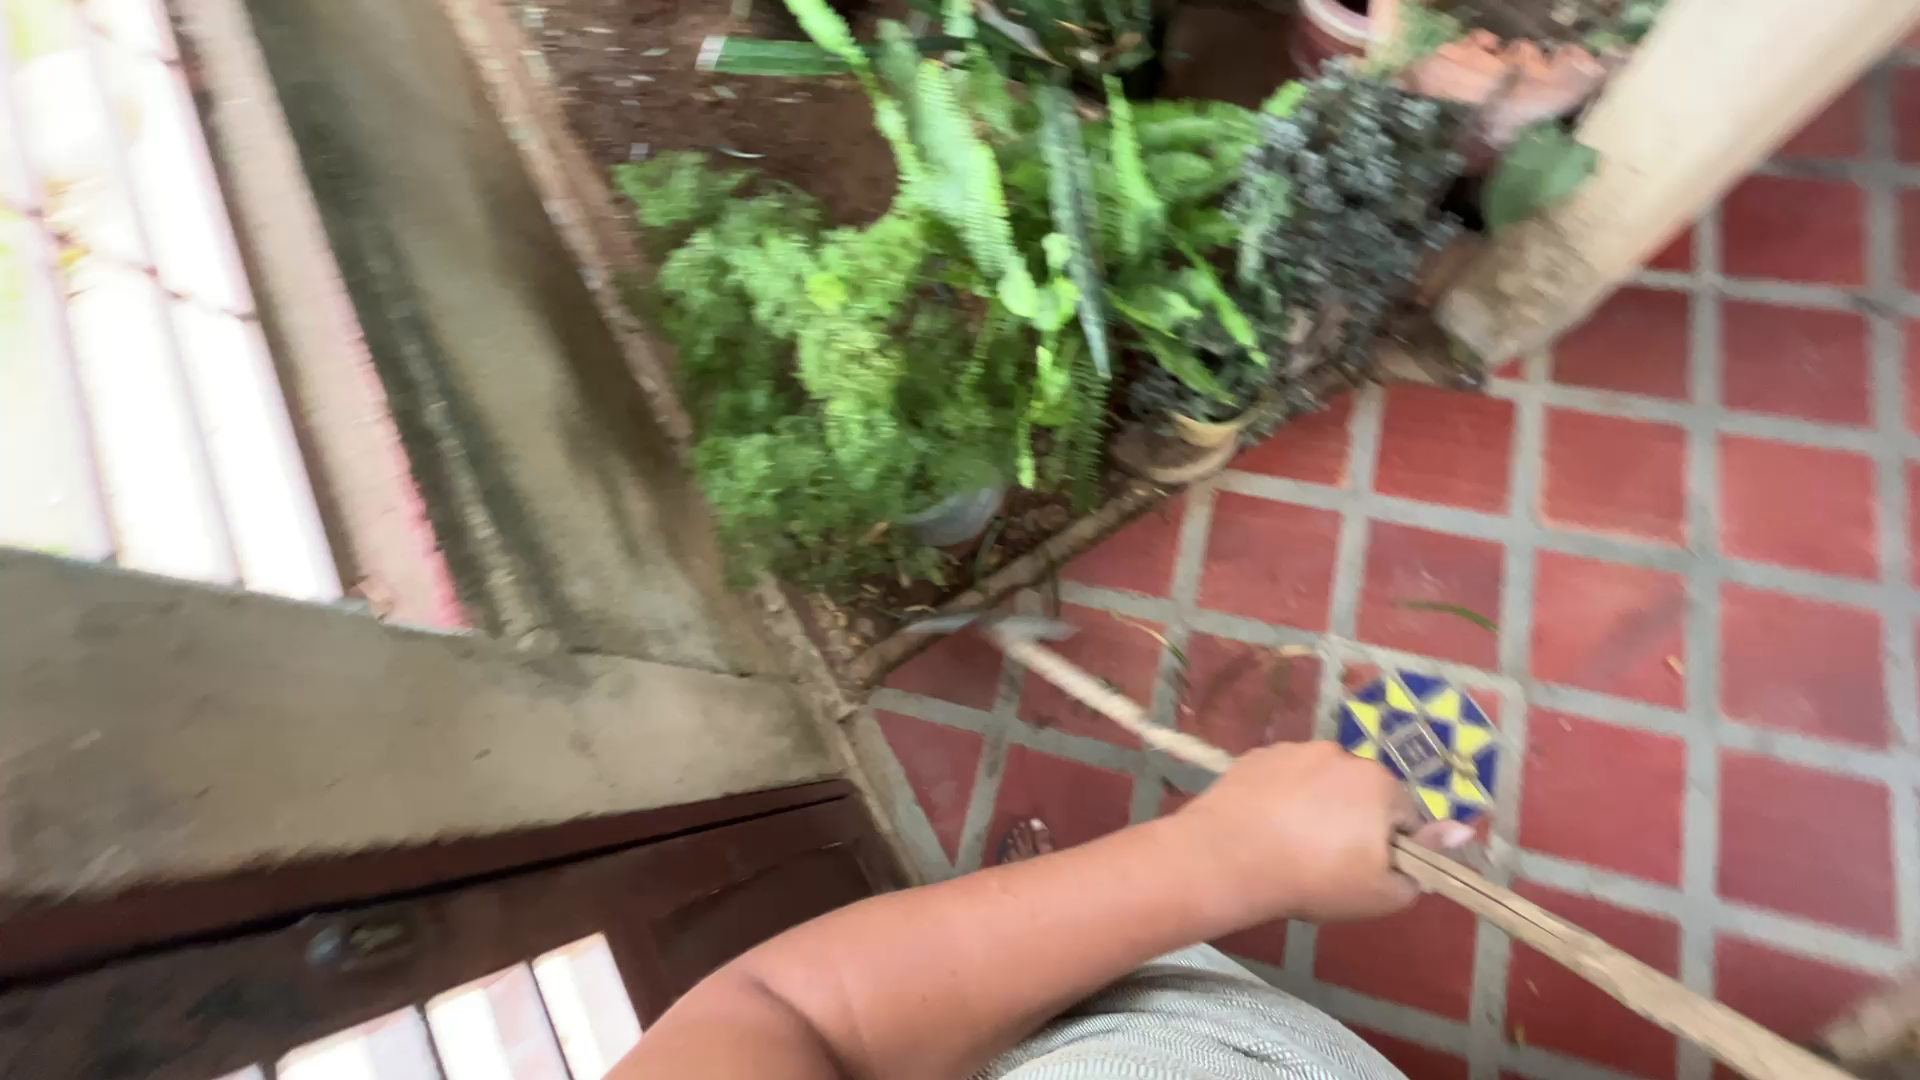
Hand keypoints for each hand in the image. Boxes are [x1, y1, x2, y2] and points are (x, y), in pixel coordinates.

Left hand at [1168, 741, 1472, 929]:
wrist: (1230, 854)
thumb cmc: (1316, 877)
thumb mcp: (1385, 890)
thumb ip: (1428, 860)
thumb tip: (1461, 829)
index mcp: (1378, 782)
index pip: (1403, 814)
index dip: (1390, 845)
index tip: (1365, 868)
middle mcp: (1338, 753)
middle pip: (1359, 790)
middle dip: (1352, 818)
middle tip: (1327, 858)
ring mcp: (1292, 750)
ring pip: (1318, 780)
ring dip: (1315, 802)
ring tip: (1291, 841)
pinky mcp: (1256, 755)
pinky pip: (1282, 776)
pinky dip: (1280, 794)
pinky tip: (1265, 823)